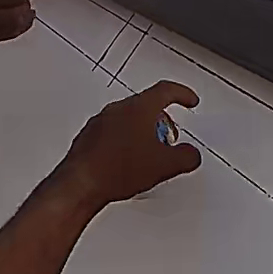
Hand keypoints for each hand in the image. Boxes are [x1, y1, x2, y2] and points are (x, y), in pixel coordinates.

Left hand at [47, 82, 203, 210]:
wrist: (82, 183)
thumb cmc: (116, 169)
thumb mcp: (165, 165)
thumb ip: (186, 156)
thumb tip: (190, 155)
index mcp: (138, 108)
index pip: (165, 90)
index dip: (182, 94)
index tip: (188, 99)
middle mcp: (117, 110)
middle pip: (146, 105)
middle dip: (162, 120)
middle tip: (169, 135)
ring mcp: (100, 121)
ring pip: (128, 118)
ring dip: (142, 131)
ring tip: (149, 153)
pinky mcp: (89, 136)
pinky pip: (112, 131)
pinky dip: (125, 140)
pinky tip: (127, 161)